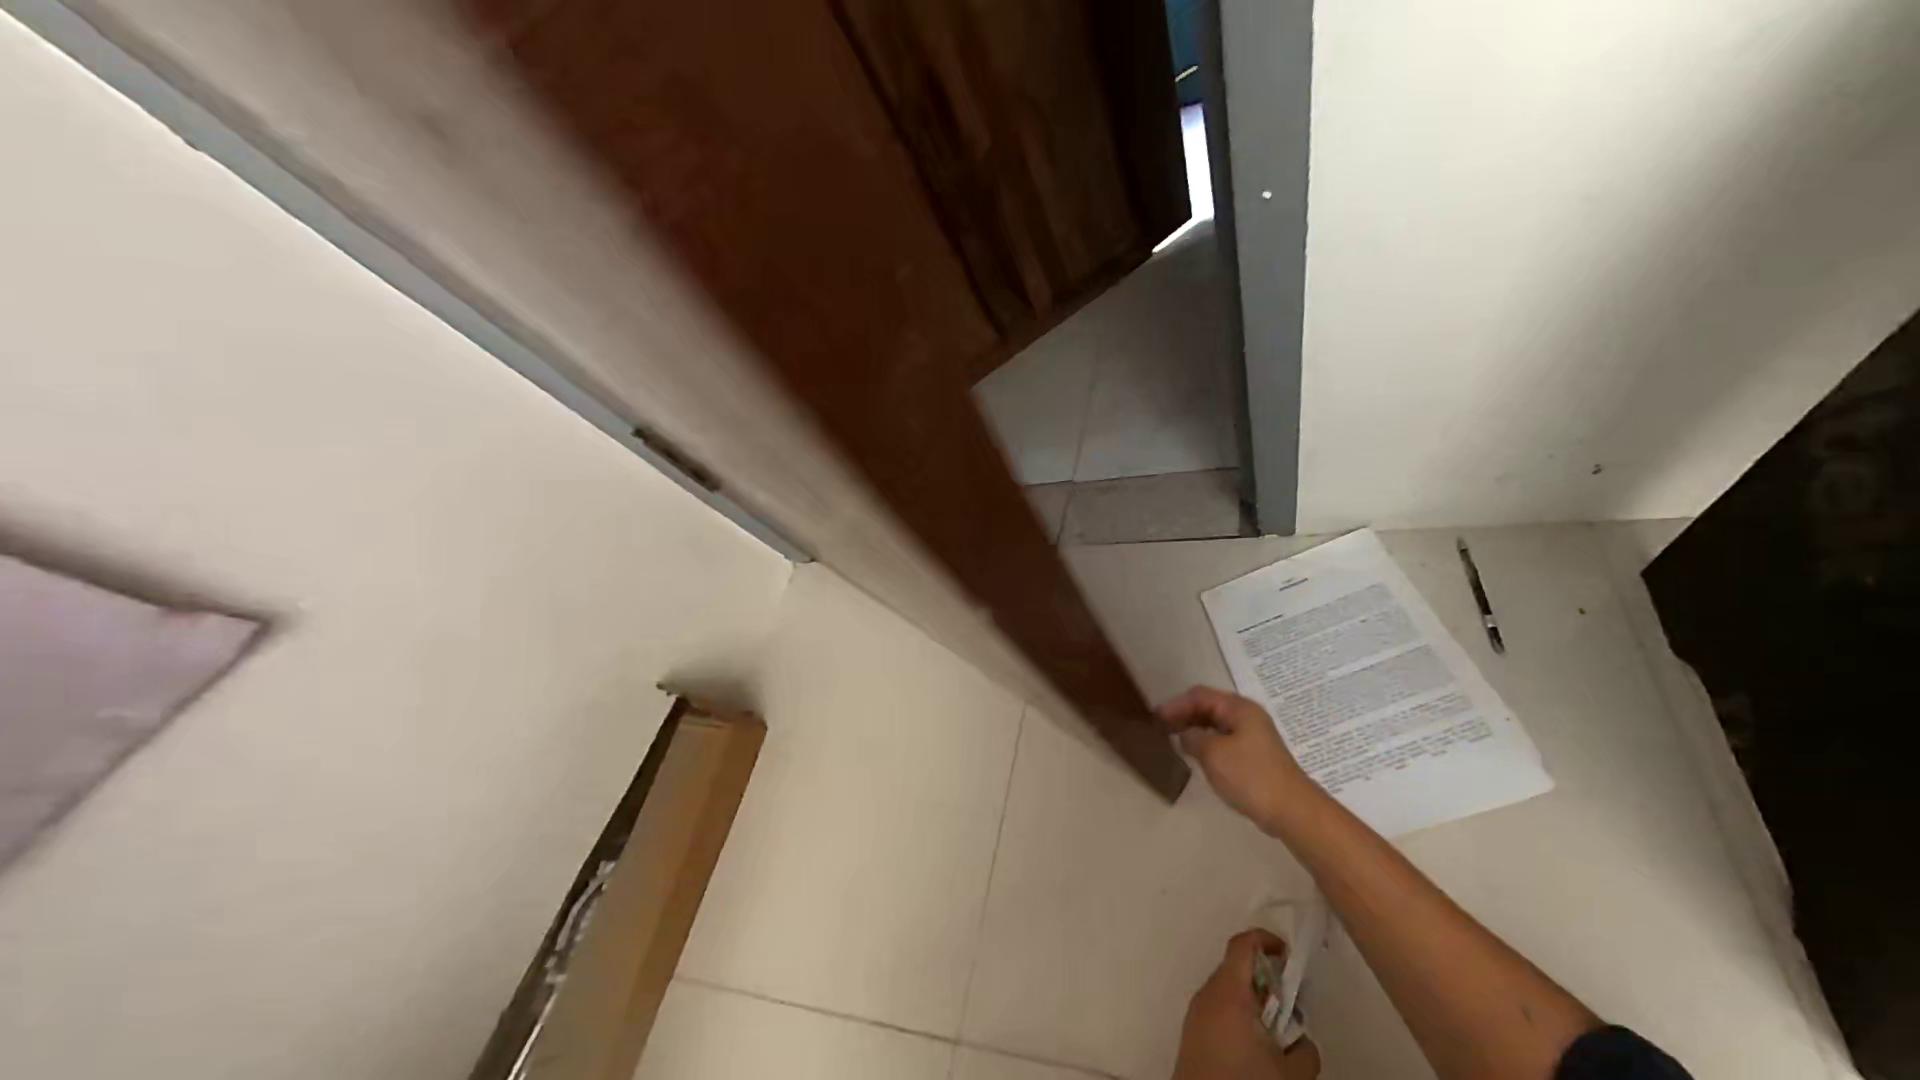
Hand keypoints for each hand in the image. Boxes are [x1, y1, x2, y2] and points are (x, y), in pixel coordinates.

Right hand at [1158, 686, 1309, 832]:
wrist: (1291, 810)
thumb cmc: (1250, 775)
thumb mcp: (1212, 753)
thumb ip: (1192, 738)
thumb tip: (1186, 735)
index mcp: (1239, 708)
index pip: (1199, 695)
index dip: (1175, 704)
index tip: (1155, 719)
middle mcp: (1247, 716)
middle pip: (1208, 707)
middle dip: (1183, 715)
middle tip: (1161, 728)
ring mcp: (1252, 736)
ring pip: (1215, 725)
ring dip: (1194, 729)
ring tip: (1173, 740)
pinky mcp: (1254, 756)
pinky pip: (1223, 740)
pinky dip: (1206, 743)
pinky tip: (1195, 755)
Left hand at [1174, 929, 1320, 1079]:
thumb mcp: (1291, 1074)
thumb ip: (1305, 1049)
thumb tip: (1301, 1037)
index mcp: (1229, 993)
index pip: (1242, 945)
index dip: (1266, 940)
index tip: (1289, 955)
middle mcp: (1207, 994)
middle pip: (1236, 968)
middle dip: (1266, 979)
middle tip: (1292, 1003)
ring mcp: (1195, 1012)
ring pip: (1228, 989)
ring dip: (1254, 1000)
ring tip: (1278, 1031)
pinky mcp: (1192, 1031)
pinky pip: (1218, 1007)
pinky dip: (1239, 1014)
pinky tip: (1256, 1046)